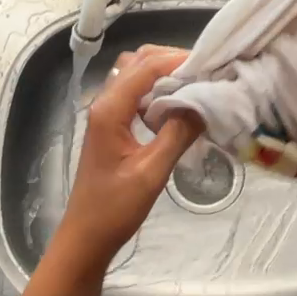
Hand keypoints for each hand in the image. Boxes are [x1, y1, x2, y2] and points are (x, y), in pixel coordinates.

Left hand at [54, 45, 202, 263]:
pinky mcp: (112, 126)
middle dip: (171, 60)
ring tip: (195, 83)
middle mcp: (104, 104)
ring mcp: (106, 114)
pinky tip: (177, 105)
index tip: (209, 63)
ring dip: (163, 73)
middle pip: (137, 63)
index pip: (145, 68)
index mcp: (109, 110)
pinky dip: (156, 90)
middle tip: (205, 71)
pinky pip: (135, 94)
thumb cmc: (114, 208)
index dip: (177, 60)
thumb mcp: (151, 173)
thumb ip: (177, 135)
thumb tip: (203, 104)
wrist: (87, 236)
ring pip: (135, 76)